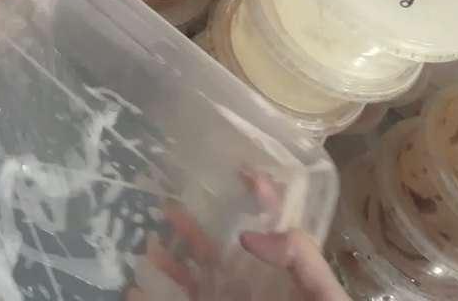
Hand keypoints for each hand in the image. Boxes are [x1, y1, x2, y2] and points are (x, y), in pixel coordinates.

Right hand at [126, 174, 344, 300]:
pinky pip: (177, 300)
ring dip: (167, 259)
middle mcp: (249, 284)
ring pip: (191, 275)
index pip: (271, 223)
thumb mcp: (324, 298)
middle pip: (217, 244)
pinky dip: (150, 296)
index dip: (261, 193)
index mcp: (281, 271)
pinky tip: (133, 291)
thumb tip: (249, 234)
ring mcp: (226, 300)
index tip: (243, 169)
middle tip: (168, 205)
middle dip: (191, 223)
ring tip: (148, 247)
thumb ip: (300, 258)